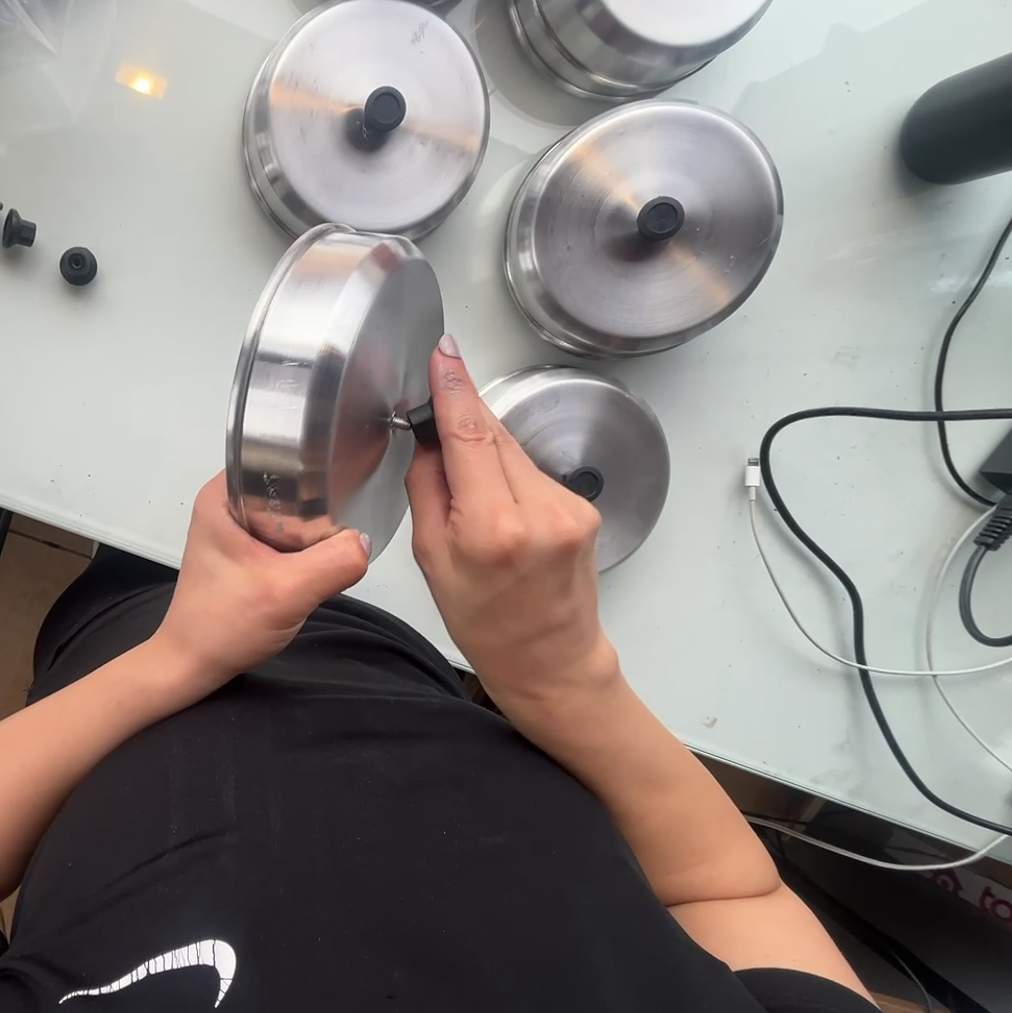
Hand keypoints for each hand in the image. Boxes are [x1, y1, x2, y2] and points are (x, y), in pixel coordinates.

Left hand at [152, 473, 370, 690]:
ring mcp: (236, 528)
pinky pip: (288, 536)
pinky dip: (305, 549)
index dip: (317, 472)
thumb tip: (364, 542)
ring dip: (314, 532)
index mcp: (222, 494)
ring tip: (333, 546)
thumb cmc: (223, 625)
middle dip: (321, 506)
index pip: (281, 459)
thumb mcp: (287, 592)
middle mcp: (227, 502)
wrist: (194, 665)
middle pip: (292, 486)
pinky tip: (318, 562)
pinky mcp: (247, 551)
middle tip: (345, 526)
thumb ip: (334, 563)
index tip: (347, 489)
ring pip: (294, 514)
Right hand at [405, 337, 617, 703]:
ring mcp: (569, 508)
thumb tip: (430, 439)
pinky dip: (506, 470)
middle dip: (462, 415)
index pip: (470, 436)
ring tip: (464, 490)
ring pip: (513, 450)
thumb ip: (429, 489)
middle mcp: (540, 511)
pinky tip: (494, 500)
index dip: (454, 389)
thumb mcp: (431, 558)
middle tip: (433, 403)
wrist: (548, 659)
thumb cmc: (484, 620)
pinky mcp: (583, 508)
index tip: (444, 353)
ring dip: (483, 449)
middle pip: (494, 435)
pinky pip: (531, 469)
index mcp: (493, 527)